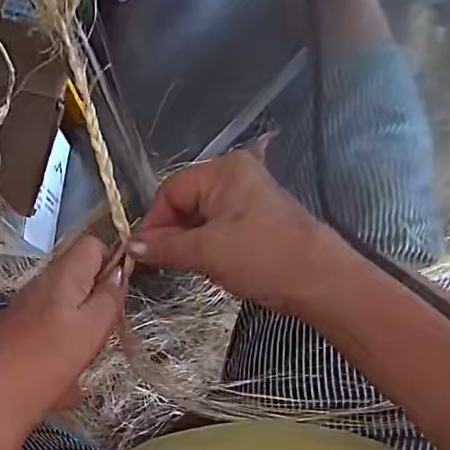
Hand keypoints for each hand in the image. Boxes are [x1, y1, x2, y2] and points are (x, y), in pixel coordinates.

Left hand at [0, 234, 129, 449]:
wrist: (3, 391)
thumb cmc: (54, 358)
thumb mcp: (95, 326)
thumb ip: (111, 294)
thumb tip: (121, 269)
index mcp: (63, 273)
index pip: (93, 243)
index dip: (112, 261)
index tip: (118, 293)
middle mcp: (40, 279)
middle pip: (76, 268)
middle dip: (95, 290)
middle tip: (103, 324)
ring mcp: (23, 300)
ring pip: (61, 292)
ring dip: (77, 310)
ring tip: (82, 342)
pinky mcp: (14, 322)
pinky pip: (44, 312)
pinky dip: (57, 324)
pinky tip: (57, 351)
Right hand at [130, 152, 345, 315]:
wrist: (318, 280)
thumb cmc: (261, 256)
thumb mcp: (205, 251)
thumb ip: (164, 247)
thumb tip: (131, 246)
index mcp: (223, 170)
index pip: (170, 191)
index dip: (152, 222)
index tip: (141, 254)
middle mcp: (235, 175)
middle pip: (184, 202)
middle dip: (169, 233)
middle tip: (159, 263)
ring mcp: (248, 197)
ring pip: (200, 218)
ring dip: (187, 242)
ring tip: (185, 266)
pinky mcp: (256, 220)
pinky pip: (217, 228)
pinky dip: (205, 246)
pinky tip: (207, 265)